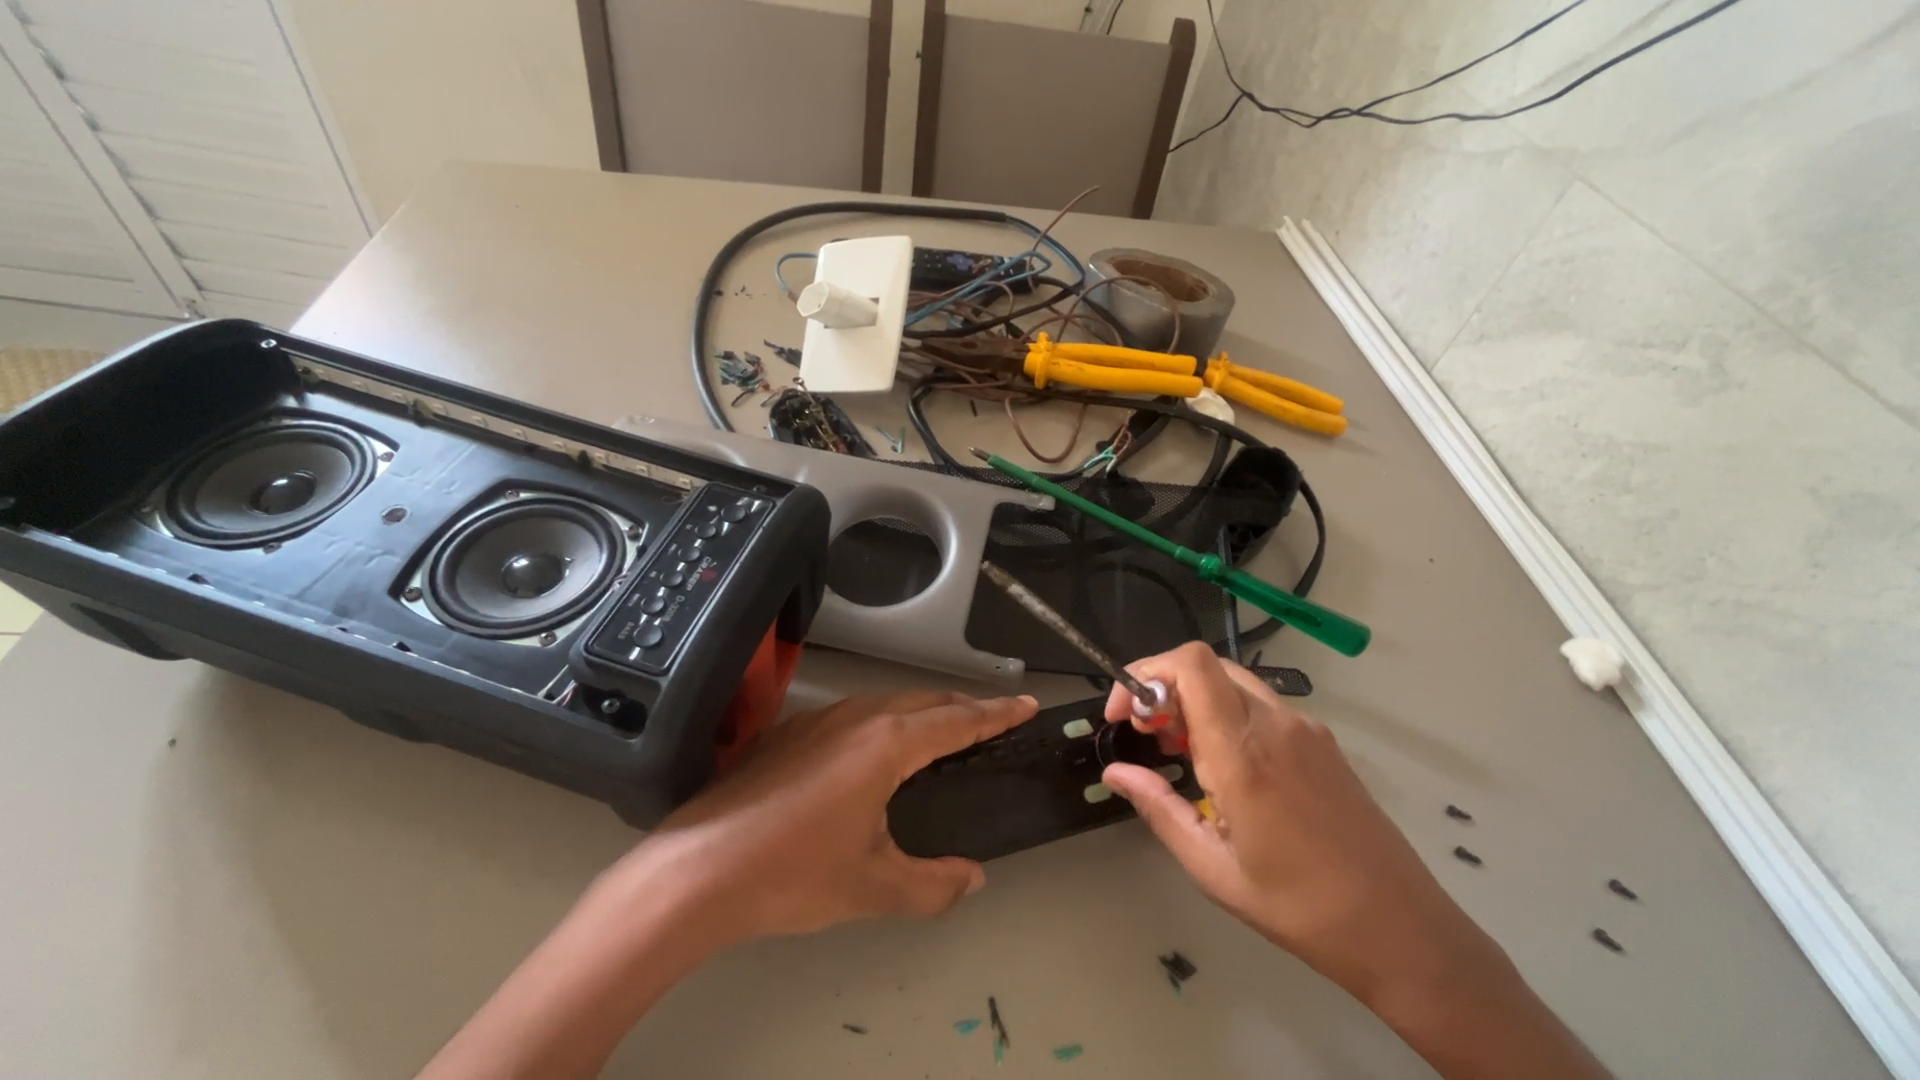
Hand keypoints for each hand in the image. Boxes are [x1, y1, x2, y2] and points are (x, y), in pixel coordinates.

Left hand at [636, 691, 1038, 944]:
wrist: (697, 871)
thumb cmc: (793, 874)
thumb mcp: (876, 887)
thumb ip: (935, 884)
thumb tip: (971, 878)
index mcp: (885, 744)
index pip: (956, 721)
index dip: (995, 714)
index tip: (1025, 704)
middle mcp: (852, 718)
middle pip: (921, 701)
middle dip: (960, 707)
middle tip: (989, 720)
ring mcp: (812, 721)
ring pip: (882, 704)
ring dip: (918, 712)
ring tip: (937, 732)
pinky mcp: (783, 734)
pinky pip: (849, 716)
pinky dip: (879, 724)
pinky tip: (869, 753)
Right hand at [1100, 644, 1489, 1000]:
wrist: (1400, 927)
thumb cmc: (1299, 907)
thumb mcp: (1213, 868)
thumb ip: (1159, 808)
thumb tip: (1116, 773)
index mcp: (1244, 753)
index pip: (1190, 665)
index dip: (1146, 673)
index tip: (1124, 715)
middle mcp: (1277, 725)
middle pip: (1206, 666)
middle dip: (1164, 689)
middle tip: (1148, 737)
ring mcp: (1307, 730)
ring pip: (1234, 683)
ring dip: (1195, 702)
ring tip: (1181, 754)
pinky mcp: (1324, 743)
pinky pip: (1263, 707)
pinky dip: (1228, 717)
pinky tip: (1225, 769)